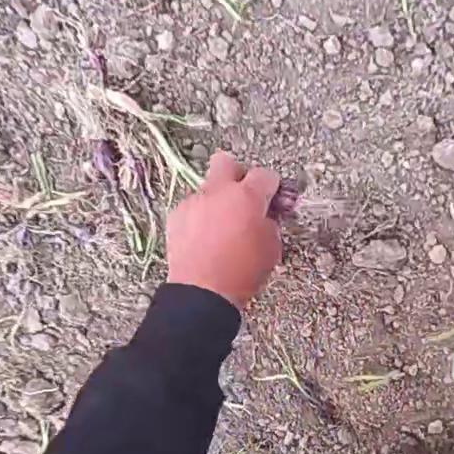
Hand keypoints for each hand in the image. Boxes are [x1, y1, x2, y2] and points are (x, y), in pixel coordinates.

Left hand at [165, 152, 283, 309]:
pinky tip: (208, 238)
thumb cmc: (242, 271)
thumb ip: (271, 222)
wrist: (204, 291)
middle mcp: (219, 192)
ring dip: (220, 199)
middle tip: (246, 195)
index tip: (275, 197)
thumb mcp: (272, 247)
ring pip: (209, 187)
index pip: (265, 174)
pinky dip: (203, 216)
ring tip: (226, 226)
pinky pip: (194, 206)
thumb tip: (268, 214)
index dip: (273, 186)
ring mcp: (195, 202)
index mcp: (247, 197)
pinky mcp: (177, 215)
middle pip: (227, 162)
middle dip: (239, 174)